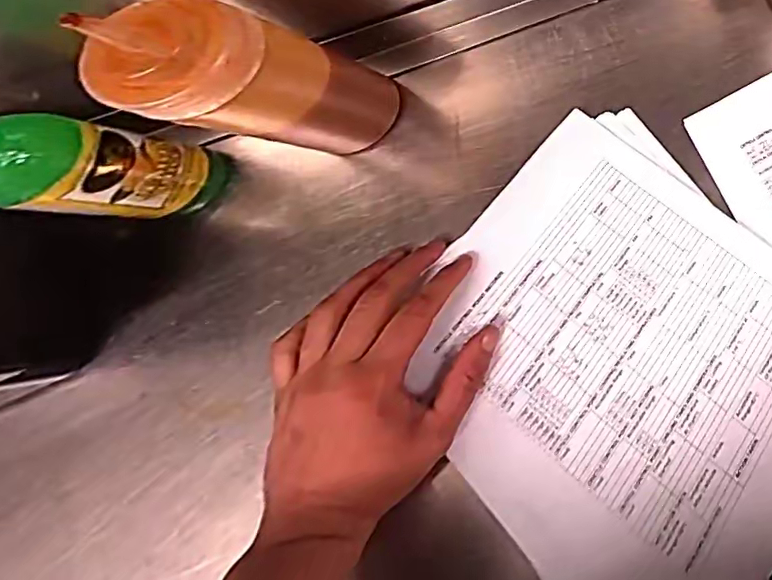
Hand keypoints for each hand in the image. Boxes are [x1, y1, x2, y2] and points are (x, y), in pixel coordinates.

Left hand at [256, 241, 498, 550]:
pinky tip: (335, 302)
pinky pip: (292, 341)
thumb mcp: (436, 433)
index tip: (460, 264)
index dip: (441, 283)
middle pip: (372, 301)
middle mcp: (333, 371)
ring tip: (390, 258)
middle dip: (407, 266)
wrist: (316, 521)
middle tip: (431, 248)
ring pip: (330, 310)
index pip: (413, 314)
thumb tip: (487, 335)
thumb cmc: (377, 480)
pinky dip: (315, 314)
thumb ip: (464, 380)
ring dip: (364, 277)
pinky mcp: (284, 391)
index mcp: (373, 380)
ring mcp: (303, 379)